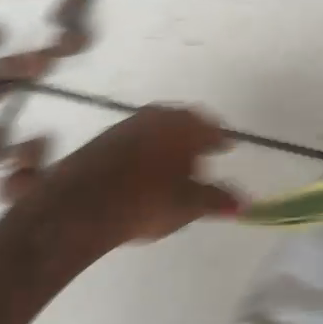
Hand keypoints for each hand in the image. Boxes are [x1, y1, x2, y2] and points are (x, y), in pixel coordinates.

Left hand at [54, 106, 238, 242]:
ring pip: (159, 128)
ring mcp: (129, 124)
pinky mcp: (104, 138)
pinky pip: (136, 138)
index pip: (214, 128)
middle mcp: (161, 116)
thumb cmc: (146, 202)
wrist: (77, 207)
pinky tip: (143, 170)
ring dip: (168, 142)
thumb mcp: (188, 206)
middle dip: (195, 137)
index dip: (221, 141)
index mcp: (187, 126)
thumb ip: (217, 200)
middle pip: (185, 122)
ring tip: (172, 165)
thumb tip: (244, 203)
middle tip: (202, 155)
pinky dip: (146, 149)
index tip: (226, 149)